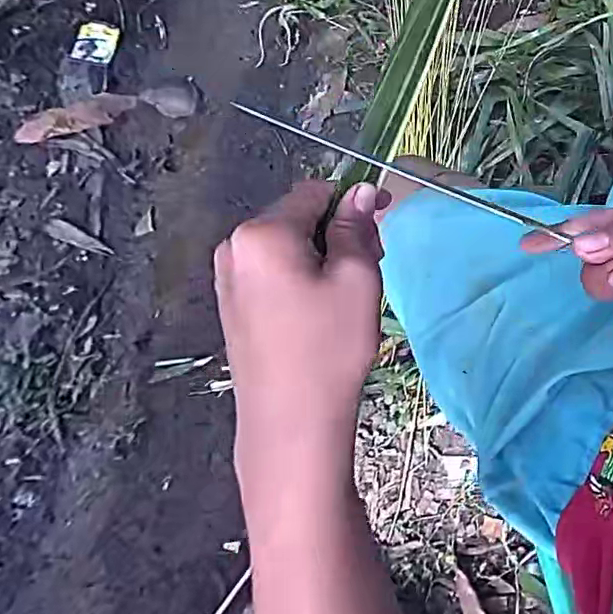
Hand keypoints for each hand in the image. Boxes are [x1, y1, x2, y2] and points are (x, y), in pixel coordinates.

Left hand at [215, 181, 386, 465]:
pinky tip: (325, 304)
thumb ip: (356, 227)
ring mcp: (229, 278)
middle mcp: (235, 248)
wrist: (291, 421)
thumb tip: (362, 191)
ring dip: (325, 253)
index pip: (315, 192)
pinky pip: (275, 270)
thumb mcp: (356, 277)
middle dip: (339, 230)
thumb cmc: (330, 345)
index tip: (383, 220)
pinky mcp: (234, 304)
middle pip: (300, 217)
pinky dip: (305, 273)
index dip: (354, 200)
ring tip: (353, 288)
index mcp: (261, 234)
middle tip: (373, 263)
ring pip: (289, 245)